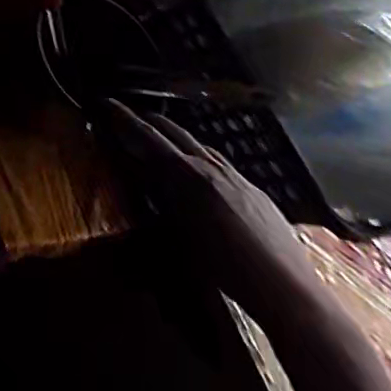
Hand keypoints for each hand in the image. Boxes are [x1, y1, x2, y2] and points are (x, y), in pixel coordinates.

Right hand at [94, 99, 314, 315]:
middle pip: (172, 130)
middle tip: (128, 119)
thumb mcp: (176, 230)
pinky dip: (200, 157)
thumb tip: (134, 168)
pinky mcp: (255, 189)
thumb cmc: (222, 267)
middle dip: (148, 121)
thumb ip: (155, 193)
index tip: (105, 102)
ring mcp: (235, 174)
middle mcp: (209, 164)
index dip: (123, 117)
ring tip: (162, 144)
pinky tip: (201, 174)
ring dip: (175, 139)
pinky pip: (220, 162)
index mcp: (185, 172)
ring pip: (198, 144)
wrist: (285, 288)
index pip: (146, 135)